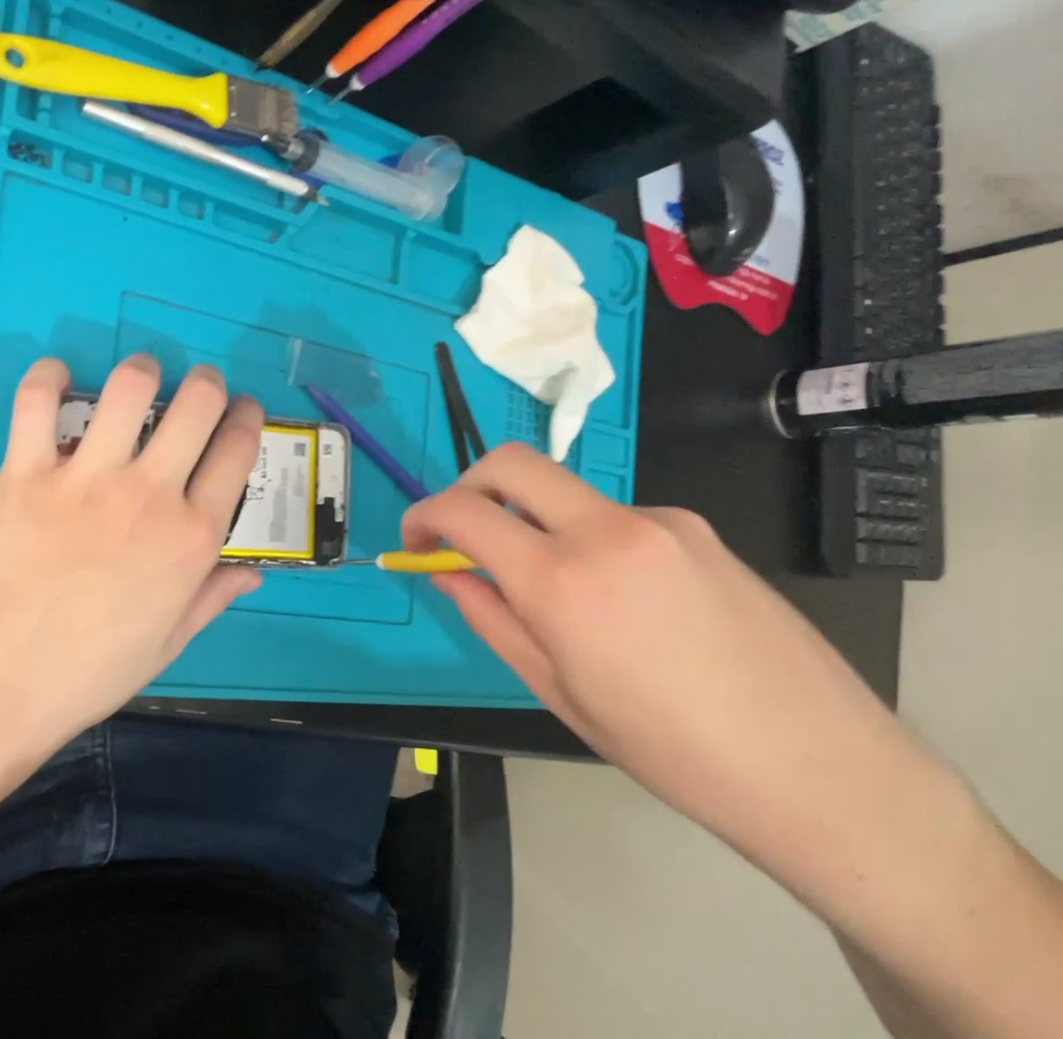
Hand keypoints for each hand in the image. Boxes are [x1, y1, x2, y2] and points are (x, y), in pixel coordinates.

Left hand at [0, 355, 263, 743]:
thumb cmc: (88, 675)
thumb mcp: (166, 644)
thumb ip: (210, 598)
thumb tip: (250, 573)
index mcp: (192, 540)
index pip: (239, 453)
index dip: (247, 420)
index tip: (241, 412)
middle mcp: (149, 497)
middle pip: (197, 405)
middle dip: (206, 384)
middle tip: (195, 389)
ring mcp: (86, 481)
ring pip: (129, 387)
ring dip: (141, 371)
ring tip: (138, 378)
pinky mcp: (25, 474)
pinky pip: (37, 402)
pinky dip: (47, 377)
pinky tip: (56, 377)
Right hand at [403, 443, 900, 830]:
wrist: (815, 765)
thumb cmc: (665, 746)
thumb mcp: (555, 689)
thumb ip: (492, 619)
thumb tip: (451, 575)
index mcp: (561, 581)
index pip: (464, 512)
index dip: (423, 517)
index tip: (414, 541)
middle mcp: (609, 531)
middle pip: (514, 463)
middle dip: (469, 486)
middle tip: (461, 531)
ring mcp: (663, 523)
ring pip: (569, 497)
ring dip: (538, 524)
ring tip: (558, 595)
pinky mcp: (701, 532)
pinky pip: (620, 520)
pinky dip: (591, 542)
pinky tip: (621, 602)